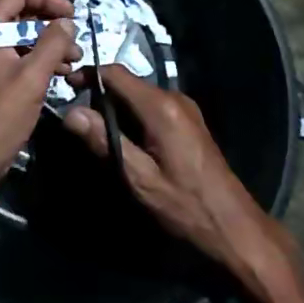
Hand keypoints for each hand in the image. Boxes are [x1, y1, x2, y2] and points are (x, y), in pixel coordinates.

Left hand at [0, 0, 77, 192]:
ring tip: (75, 59)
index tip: (73, 15)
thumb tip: (67, 22)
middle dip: (50, 21)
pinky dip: (38, 56)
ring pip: (20, 33)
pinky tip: (61, 71)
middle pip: (20, 10)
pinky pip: (16, 52)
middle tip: (76, 38)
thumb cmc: (1, 115)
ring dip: (48, 41)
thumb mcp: (33, 77)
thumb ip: (53, 44)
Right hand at [62, 66, 303, 302]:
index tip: (66, 87)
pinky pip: (152, 107)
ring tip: (95, 131)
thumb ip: (105, 141)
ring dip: (116, 107)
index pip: (116, 72)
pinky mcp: (189, 123)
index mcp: (160, 107)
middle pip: (127, 82)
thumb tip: (71, 113)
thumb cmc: (187, 206)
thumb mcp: (140, 178)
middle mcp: (174, 99)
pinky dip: (132, 115)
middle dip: (100, 94)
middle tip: (77, 118)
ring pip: (138, 95)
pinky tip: (124, 140)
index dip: (88, 74)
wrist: (237, 230)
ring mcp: (185, 109)